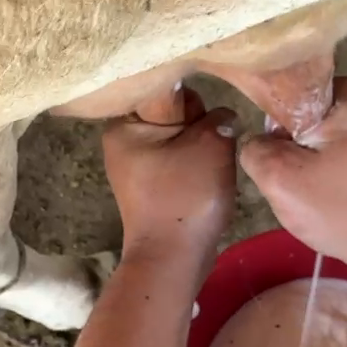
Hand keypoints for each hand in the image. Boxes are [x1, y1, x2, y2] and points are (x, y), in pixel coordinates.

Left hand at [102, 86, 237, 266]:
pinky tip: (206, 182)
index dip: (194, 101)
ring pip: (182, 140)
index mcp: (124, 123)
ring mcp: (136, 166)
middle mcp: (123, 141)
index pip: (165, 89)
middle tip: (212, 149)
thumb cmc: (185, 196)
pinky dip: (196, 169)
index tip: (206, 120)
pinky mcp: (150, 187)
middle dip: (200, 128)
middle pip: (174, 114)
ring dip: (202, 150)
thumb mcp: (211, 143)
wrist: (174, 258)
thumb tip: (223, 118)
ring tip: (211, 168)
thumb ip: (220, 116)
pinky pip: (180, 163)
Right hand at [239, 77, 346, 268]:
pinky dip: (330, 168)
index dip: (276, 128)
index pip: (292, 94)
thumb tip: (262, 142)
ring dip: (310, 160)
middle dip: (294, 146)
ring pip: (321, 135)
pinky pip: (340, 149)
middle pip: (307, 114)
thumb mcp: (280, 178)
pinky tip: (333, 192)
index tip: (282, 161)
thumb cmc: (342, 210)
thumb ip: (255, 148)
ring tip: (317, 189)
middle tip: (298, 180)